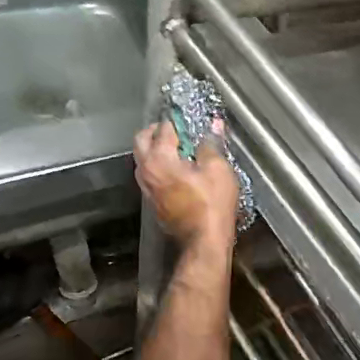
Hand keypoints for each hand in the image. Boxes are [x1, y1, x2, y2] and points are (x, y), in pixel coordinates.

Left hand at [133, 120, 238, 252]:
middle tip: (177, 130)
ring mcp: (145, 188)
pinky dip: (159, 166)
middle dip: (156, 131)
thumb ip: (211, 144)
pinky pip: (150, 175)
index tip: (187, 117)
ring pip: (142, 159)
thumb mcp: (218, 169)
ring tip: (179, 150)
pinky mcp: (152, 202)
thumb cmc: (212, 204)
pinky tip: (178, 171)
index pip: (163, 128)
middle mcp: (146, 171)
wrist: (203, 241)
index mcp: (159, 159)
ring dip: (155, 149)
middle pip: (141, 141)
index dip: (176, 120)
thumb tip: (214, 125)